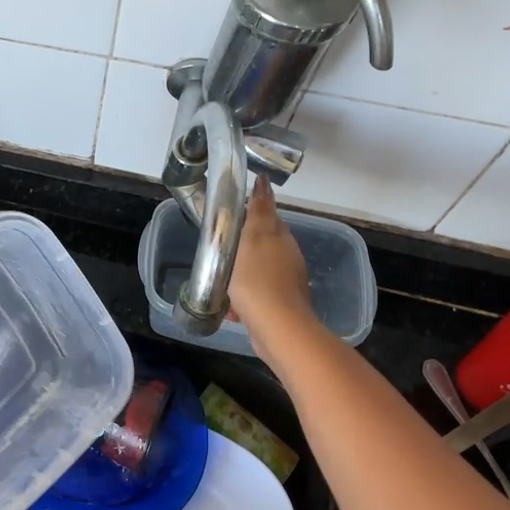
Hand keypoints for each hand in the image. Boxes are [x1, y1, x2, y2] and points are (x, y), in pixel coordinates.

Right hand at [228, 180, 317, 339]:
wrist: (277, 328)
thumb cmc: (259, 279)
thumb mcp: (254, 238)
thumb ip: (259, 211)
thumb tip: (264, 181)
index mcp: (282, 240)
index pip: (269, 219)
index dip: (251, 217)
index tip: (231, 219)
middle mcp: (288, 260)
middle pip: (264, 246)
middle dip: (244, 247)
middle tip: (220, 249)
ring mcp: (286, 285)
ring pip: (259, 272)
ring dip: (242, 273)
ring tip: (221, 278)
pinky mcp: (278, 307)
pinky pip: (257, 296)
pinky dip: (244, 298)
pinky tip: (230, 306)